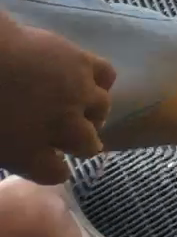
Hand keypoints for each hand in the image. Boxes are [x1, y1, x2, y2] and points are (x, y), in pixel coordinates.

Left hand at [0, 13, 115, 183]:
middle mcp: (62, 124)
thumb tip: (10, 152)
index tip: (55, 170)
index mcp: (25, 150)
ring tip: (85, 113)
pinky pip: (106, 78)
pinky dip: (101, 84)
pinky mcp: (87, 64)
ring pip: (103, 109)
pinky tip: (92, 85)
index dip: (54, 173)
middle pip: (87, 143)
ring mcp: (79, 93)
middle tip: (78, 144)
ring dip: (94, 115)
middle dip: (83, 146)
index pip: (53, 172)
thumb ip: (3, 149)